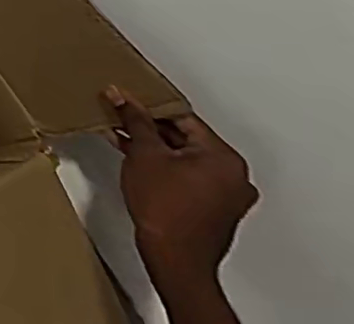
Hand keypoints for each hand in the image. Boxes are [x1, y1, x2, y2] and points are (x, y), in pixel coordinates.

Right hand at [105, 86, 258, 284]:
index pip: (182, 117)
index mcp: (224, 158)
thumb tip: (121, 96)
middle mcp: (233, 175)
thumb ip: (134, 119)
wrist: (173, 256)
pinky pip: (185, 173)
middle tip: (120, 113)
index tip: (126, 98)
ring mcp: (225, 194)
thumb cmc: (165, 207)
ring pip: (182, 156)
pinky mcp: (212, 207)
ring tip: (120, 133)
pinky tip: (133, 156)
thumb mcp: (143, 152)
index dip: (149, 105)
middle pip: (184, 136)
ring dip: (151, 145)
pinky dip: (161, 164)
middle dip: (148, 125)